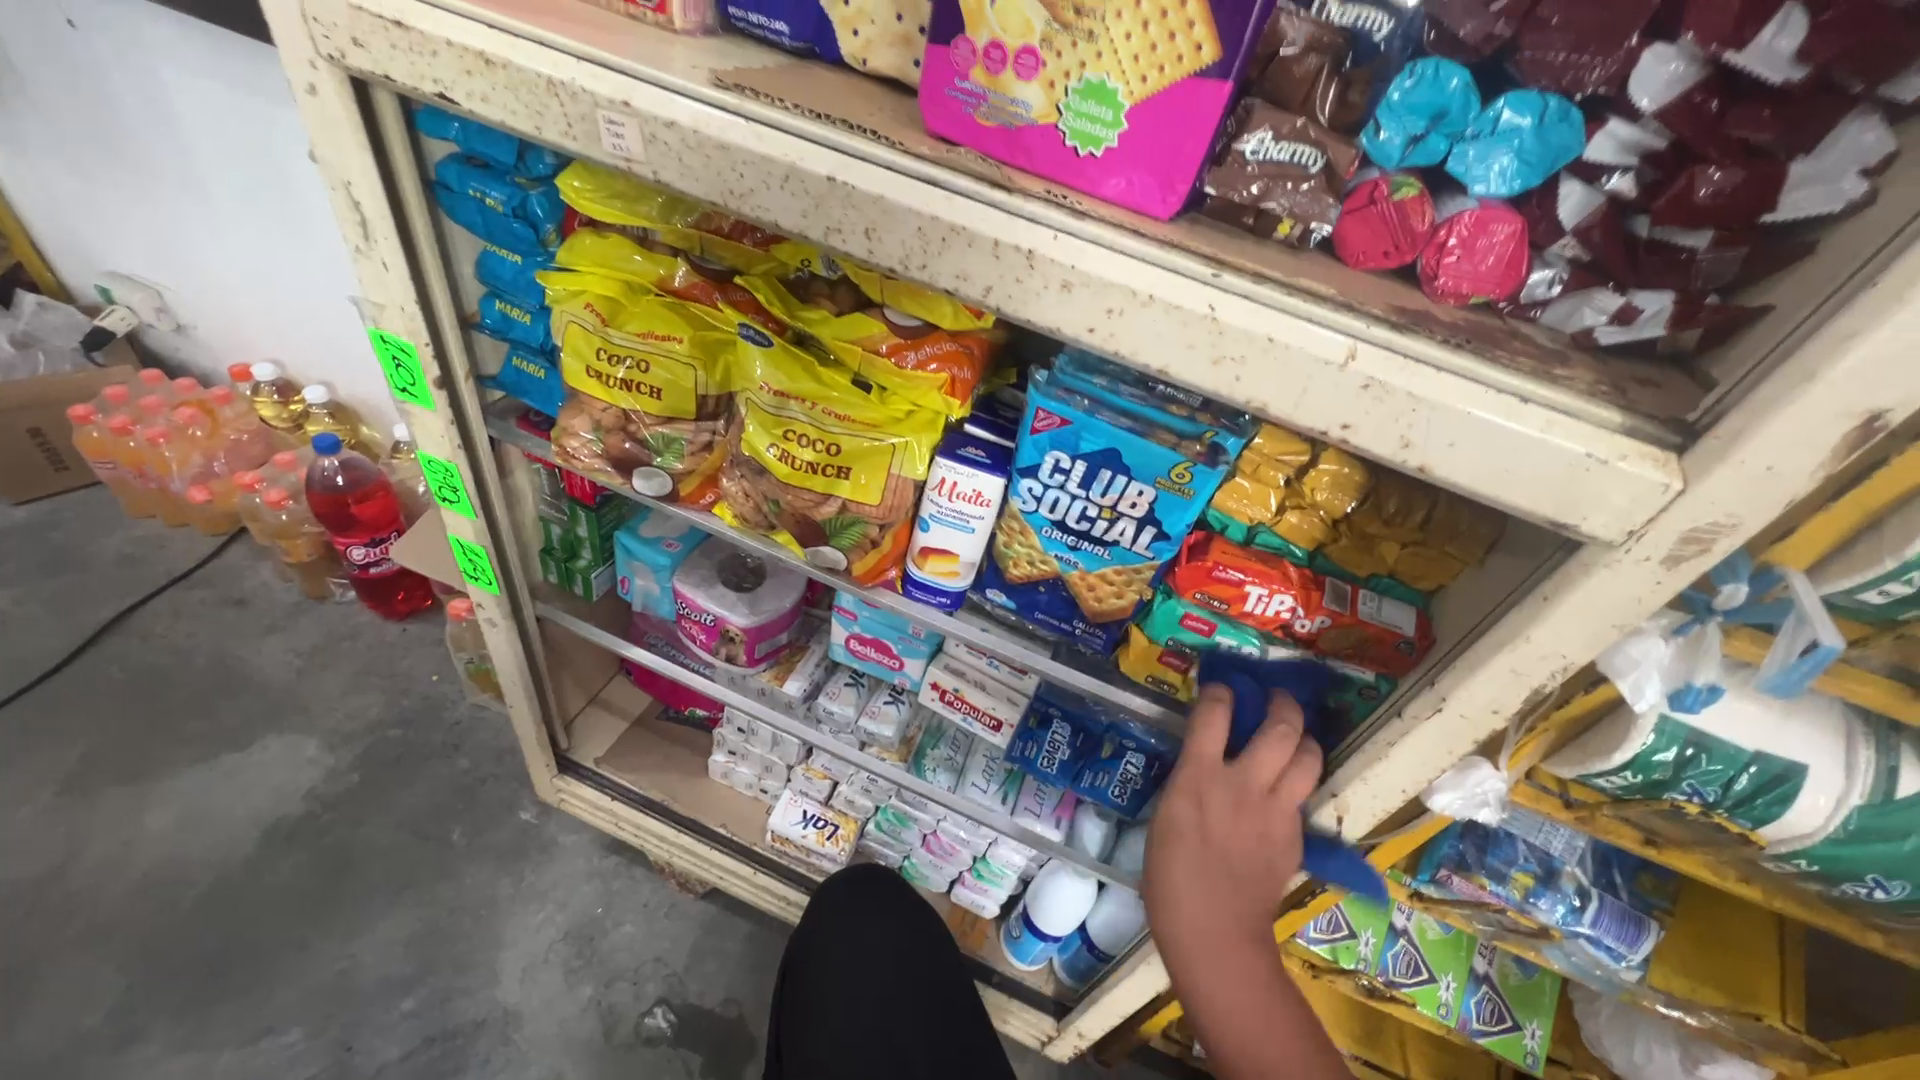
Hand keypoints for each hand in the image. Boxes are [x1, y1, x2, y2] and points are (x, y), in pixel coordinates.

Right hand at [1144, 683, 1324, 954]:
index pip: (1215, 712)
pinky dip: (1296, 783)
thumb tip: (1204, 762)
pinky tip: (1284, 791)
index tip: (1221, 688)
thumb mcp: (1165, 815)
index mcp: (1198, 776)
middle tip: (1275, 698)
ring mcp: (1276, 809)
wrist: (1213, 931)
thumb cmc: (1169, 877)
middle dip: (1282, 703)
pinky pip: (1303, 796)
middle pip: (1281, 726)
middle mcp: (1243, 782)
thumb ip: (1189, 780)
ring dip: (1303, 737)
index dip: (1220, 692)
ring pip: (1308, 754)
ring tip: (1294, 735)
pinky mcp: (1295, 835)